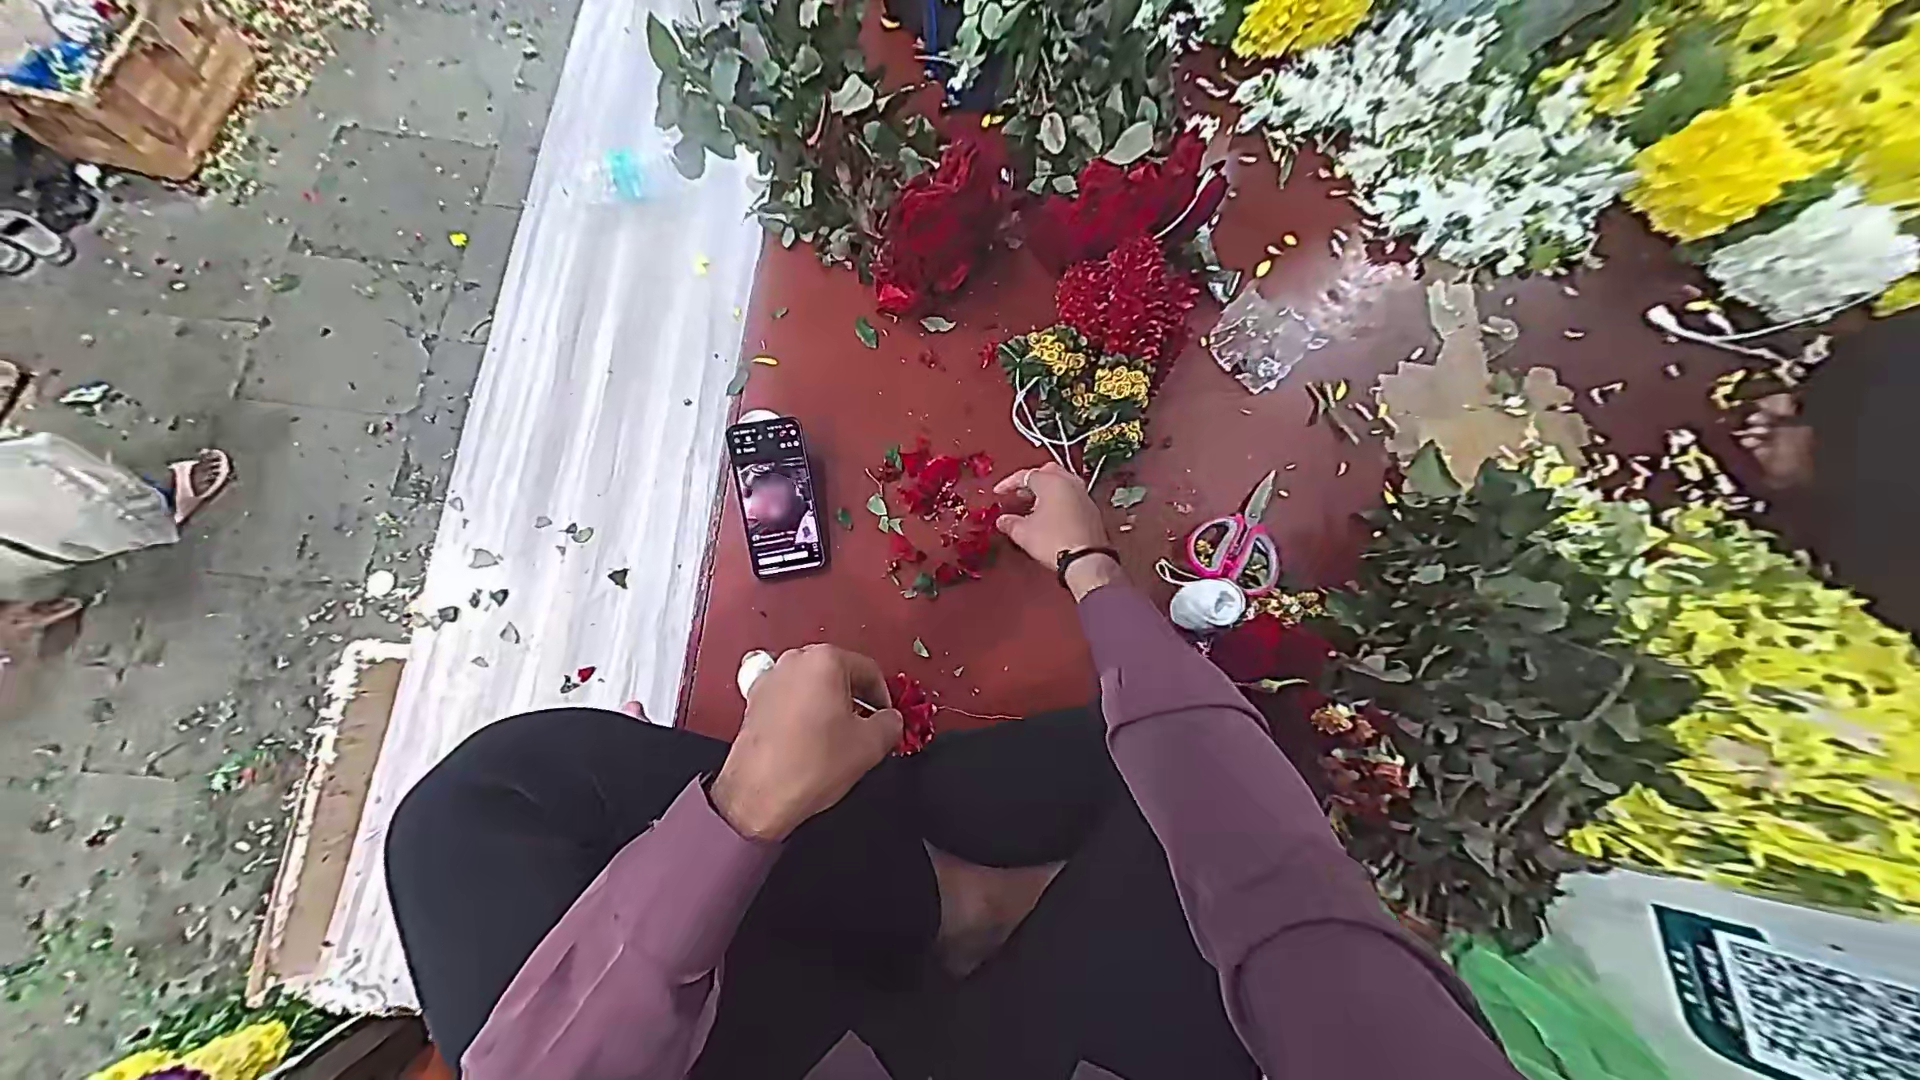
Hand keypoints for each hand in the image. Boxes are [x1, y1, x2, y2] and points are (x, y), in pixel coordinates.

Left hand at [710, 645, 901, 840]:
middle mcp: (796, 660)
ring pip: (813, 685)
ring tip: (835, 737)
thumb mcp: (871, 745)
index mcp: (826, 659)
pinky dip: (802, 711)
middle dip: (855, 698)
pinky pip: (790, 698)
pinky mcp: (753, 700)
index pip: (869, 671)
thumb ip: (891, 723)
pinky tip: (808, 739)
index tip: (886, 718)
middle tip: (865, 727)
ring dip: (828, 704)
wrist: (758, 796)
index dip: (883, 697)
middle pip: (839, 673)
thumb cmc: (811, 764)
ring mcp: (771, 678)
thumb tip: (890, 720)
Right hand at [993, 462, 1123, 598]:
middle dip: (1031, 480)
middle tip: (1019, 493)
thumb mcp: (1023, 533)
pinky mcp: (1092, 510)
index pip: (1025, 475)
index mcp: (1051, 482)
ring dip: (1046, 490)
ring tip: (1033, 505)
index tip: (999, 492)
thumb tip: (1003, 521)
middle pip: (1047, 472)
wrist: (1086, 560)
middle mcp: (1070, 483)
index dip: (1009, 483)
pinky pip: (1072, 497)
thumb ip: (1010, 523)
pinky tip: (1051, 516)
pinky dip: (1059, 500)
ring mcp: (1084, 495)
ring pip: (1062, 483)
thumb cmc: (1053, 541)